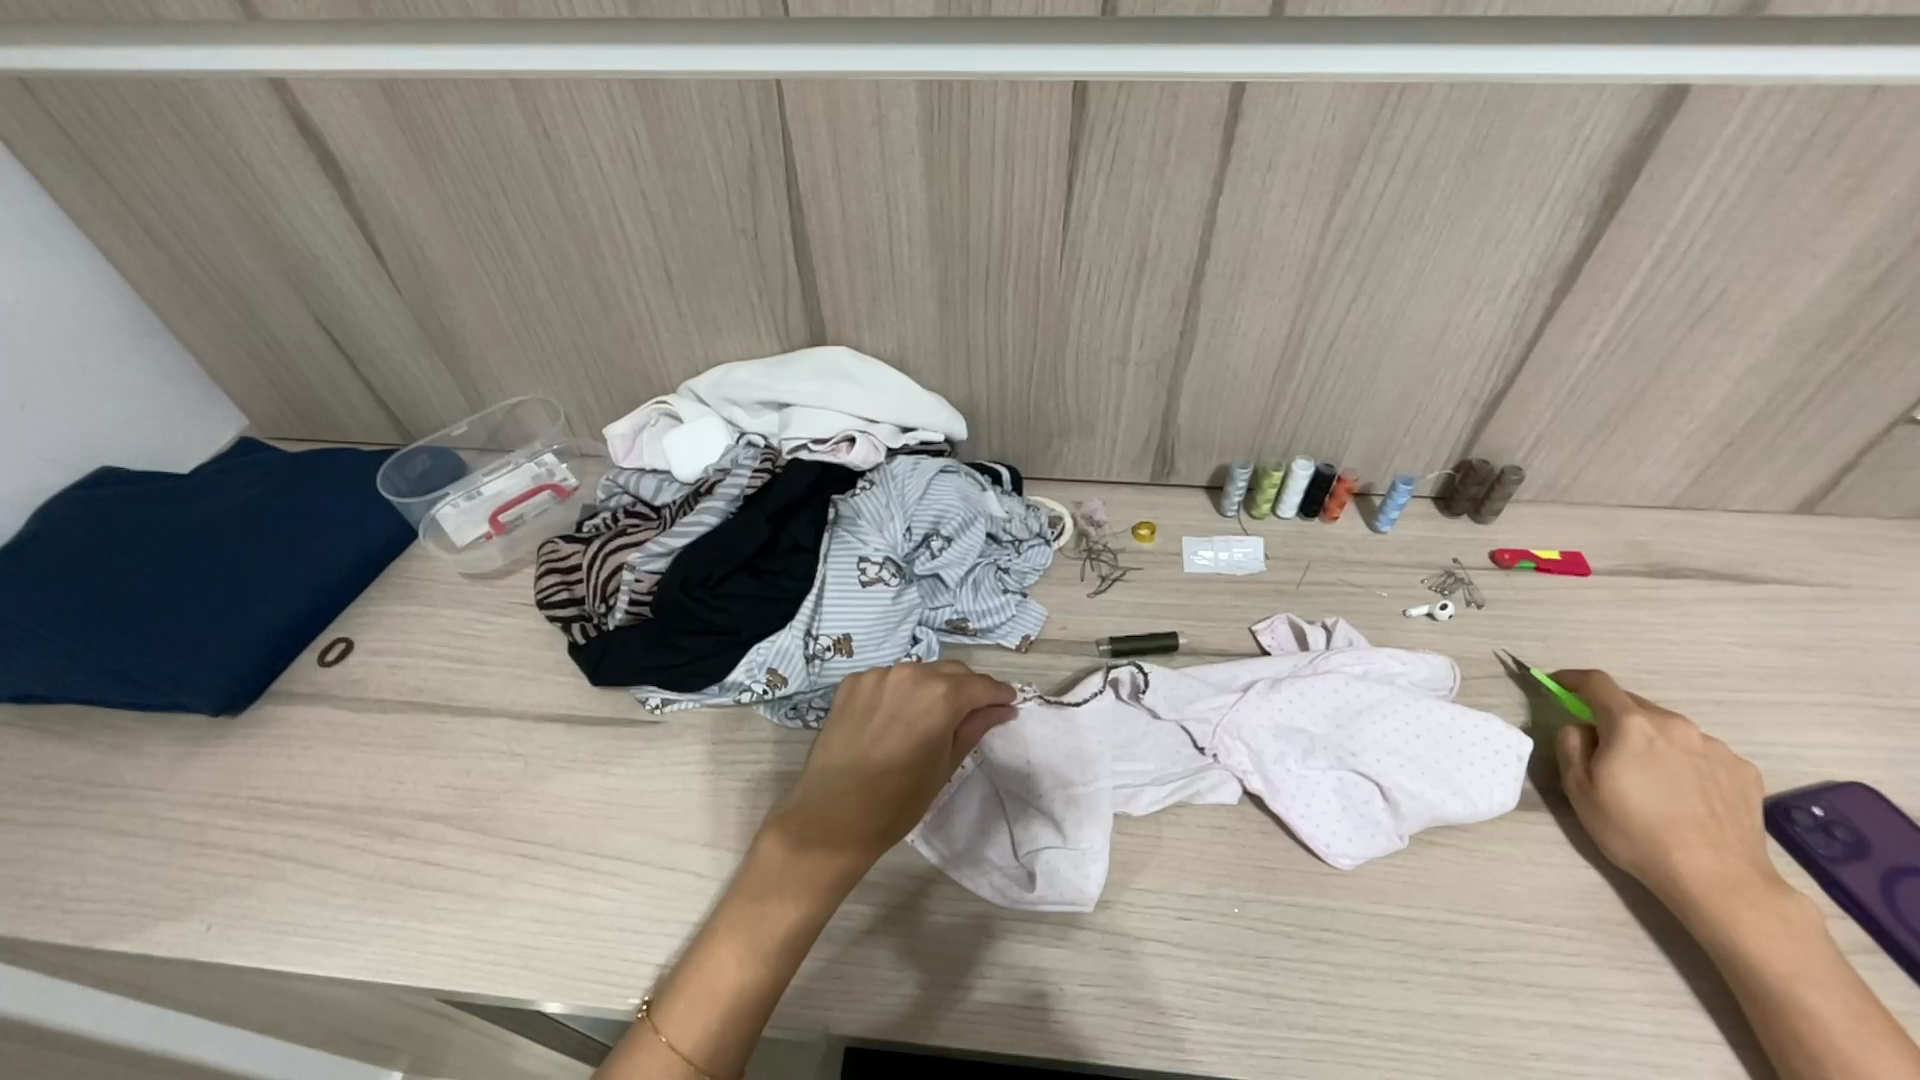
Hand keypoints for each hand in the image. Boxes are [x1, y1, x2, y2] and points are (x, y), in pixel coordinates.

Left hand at [762, 660, 1016, 882]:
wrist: (832, 816)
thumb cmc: (898, 801)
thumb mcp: (946, 765)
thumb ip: (975, 728)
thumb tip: (1003, 709)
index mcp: (941, 696)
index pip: (981, 685)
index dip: (998, 694)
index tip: (1008, 703)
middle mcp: (910, 674)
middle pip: (951, 673)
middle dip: (967, 689)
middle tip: (975, 712)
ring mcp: (877, 676)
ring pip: (918, 673)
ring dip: (932, 688)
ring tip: (932, 717)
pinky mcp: (852, 684)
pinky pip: (888, 680)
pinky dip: (900, 693)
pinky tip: (897, 718)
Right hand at [1552, 670, 1786, 918]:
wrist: (1716, 877)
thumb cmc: (1634, 832)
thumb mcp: (1579, 790)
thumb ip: (1571, 745)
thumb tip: (1581, 727)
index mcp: (1630, 725)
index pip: (1597, 684)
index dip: (1572, 679)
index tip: (1557, 684)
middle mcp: (1675, 725)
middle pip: (1635, 706)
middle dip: (1613, 717)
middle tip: (1603, 748)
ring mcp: (1715, 747)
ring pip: (1669, 730)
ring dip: (1651, 741)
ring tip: (1649, 780)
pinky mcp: (1742, 770)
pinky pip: (1701, 753)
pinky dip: (1683, 761)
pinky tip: (1683, 795)